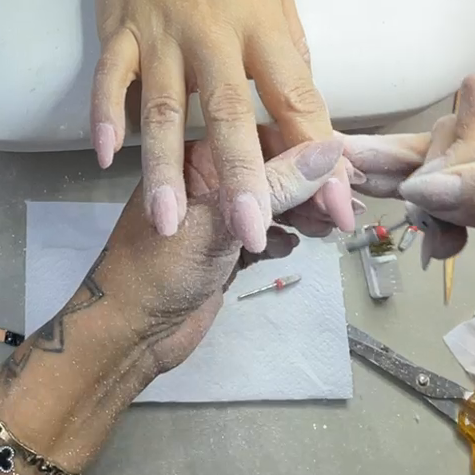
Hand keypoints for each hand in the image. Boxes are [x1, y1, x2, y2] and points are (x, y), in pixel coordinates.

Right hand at [91, 0, 352, 254]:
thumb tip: (303, 119)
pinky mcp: (118, 32)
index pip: (294, 96)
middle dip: (240, 176)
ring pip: (163, 107)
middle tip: (247, 232)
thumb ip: (288, 57)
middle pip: (228, 112)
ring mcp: (160, 34)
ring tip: (167, 220)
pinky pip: (109, 78)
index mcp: (262, 25)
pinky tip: (108, 156)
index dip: (316, 154)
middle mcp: (212, 33)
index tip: (335, 207)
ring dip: (164, 166)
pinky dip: (105, 115)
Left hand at [97, 136, 349, 375]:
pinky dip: (281, 239)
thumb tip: (331, 148)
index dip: (309, 158)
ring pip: (272, 205)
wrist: (128, 334)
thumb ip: (274, 187)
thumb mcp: (220, 224)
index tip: (347, 180)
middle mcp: (208, 181)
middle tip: (345, 213)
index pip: (264, 140)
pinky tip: (293, 247)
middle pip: (274, 173)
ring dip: (302, 215)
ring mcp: (216, 218)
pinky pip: (263, 235)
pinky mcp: (223, 251)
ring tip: (331, 229)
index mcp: (197, 159)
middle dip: (311, 190)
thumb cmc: (160, 270)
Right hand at [361, 70, 474, 337]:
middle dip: (440, 175)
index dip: (466, 138)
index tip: (458, 190)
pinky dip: (406, 189)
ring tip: (385, 205)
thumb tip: (423, 188)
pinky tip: (368, 184)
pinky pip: (437, 181)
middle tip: (439, 223)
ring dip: (418, 190)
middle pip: (457, 126)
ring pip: (438, 156)